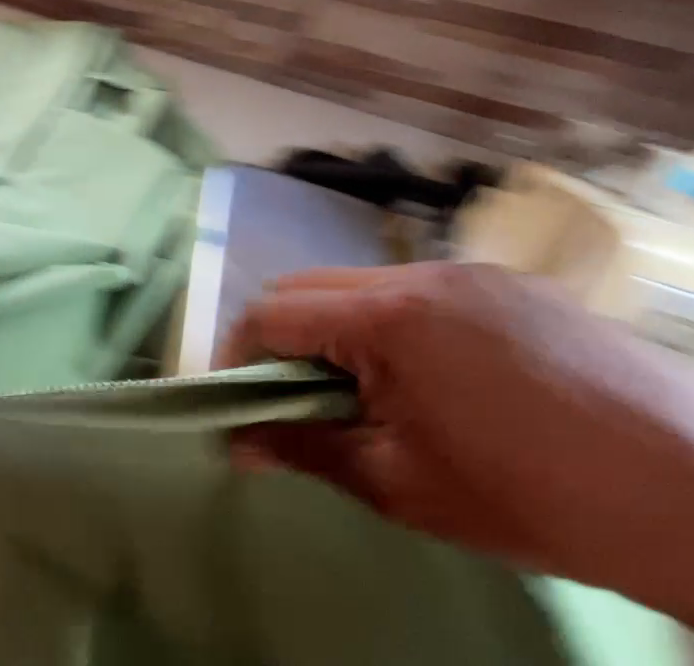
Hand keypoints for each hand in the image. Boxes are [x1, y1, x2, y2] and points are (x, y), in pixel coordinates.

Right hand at [222, 262, 693, 616]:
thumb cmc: (536, 497)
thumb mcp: (400, 485)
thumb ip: (304, 450)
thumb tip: (236, 445)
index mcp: (387, 317)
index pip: (269, 314)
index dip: (238, 357)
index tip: (243, 404)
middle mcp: (424, 275)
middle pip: (307, 288)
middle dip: (284, 339)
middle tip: (299, 399)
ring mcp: (480, 276)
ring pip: (363, 285)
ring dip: (341, 330)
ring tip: (370, 391)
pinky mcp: (523, 289)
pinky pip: (425, 292)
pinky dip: (399, 325)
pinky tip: (436, 378)